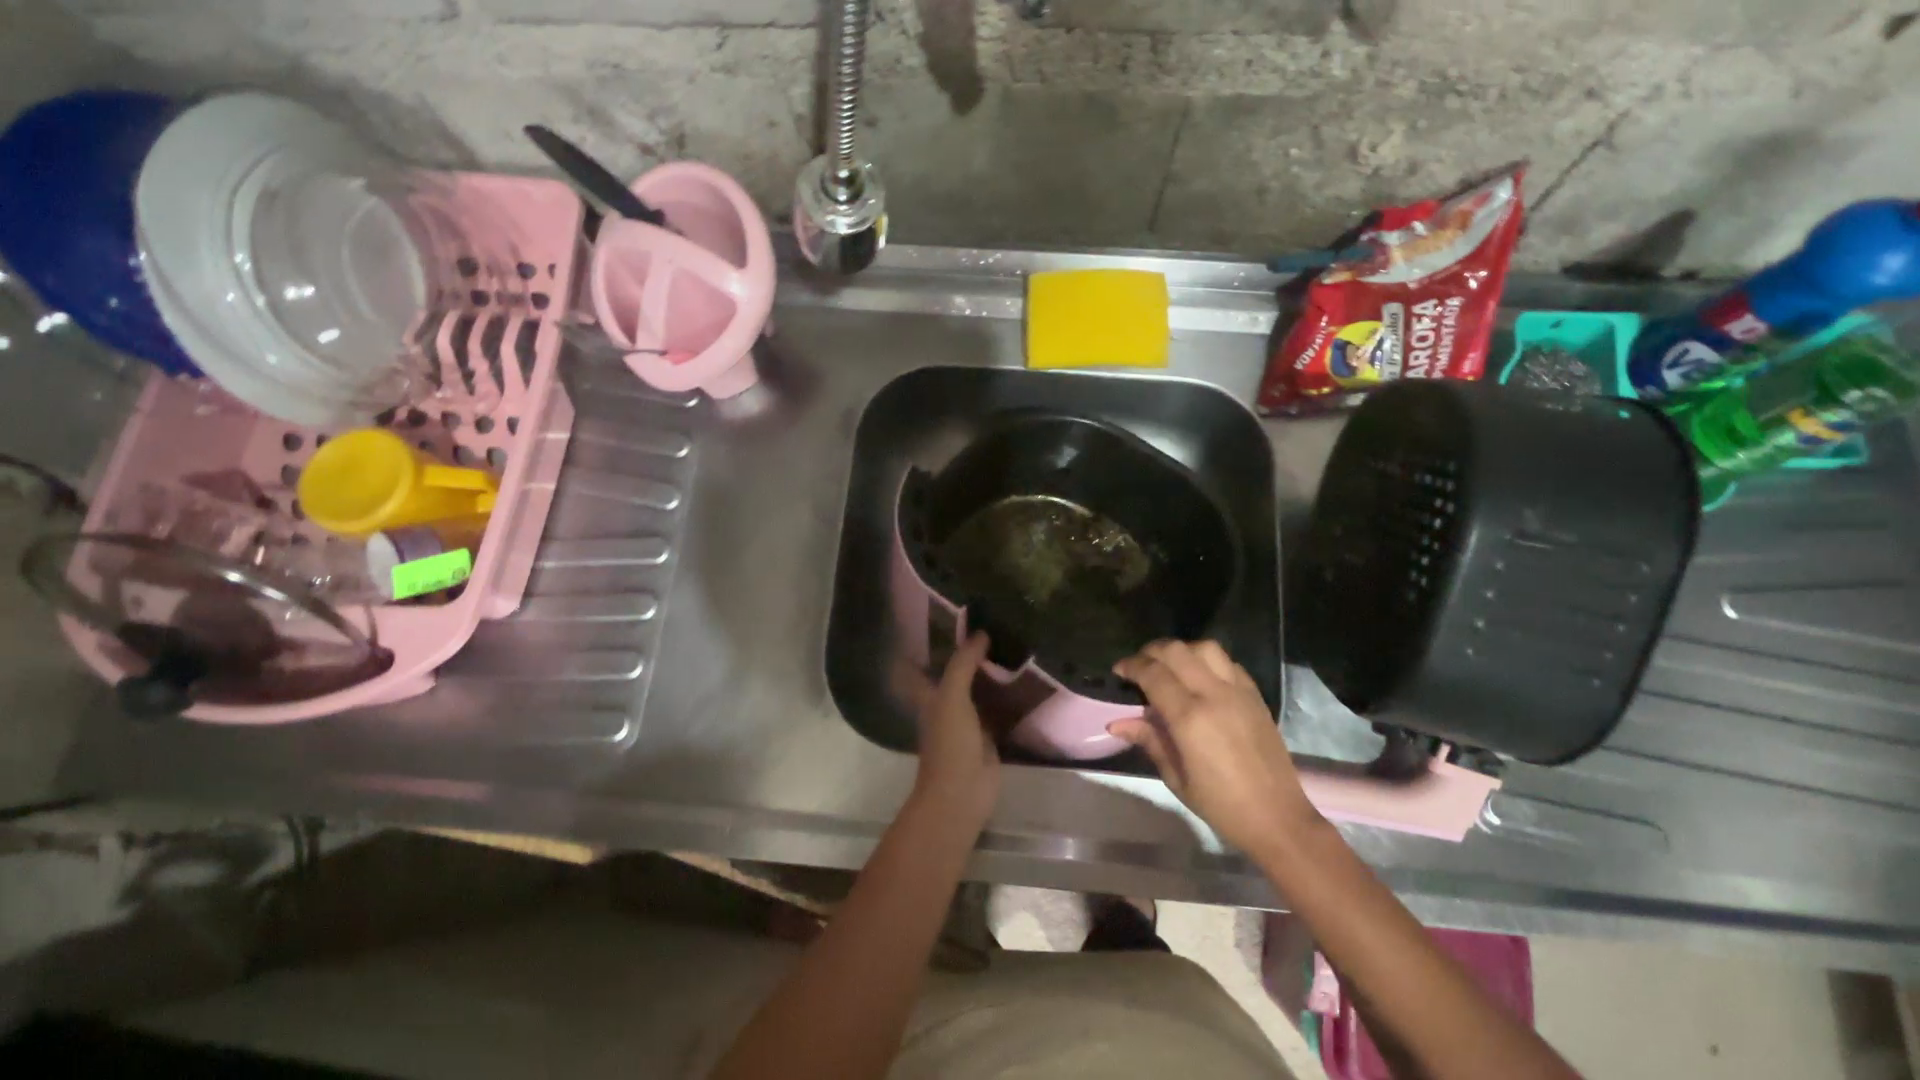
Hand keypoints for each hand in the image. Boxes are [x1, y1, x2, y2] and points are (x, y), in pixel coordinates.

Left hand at [903, 632, 999, 826]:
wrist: (963, 792)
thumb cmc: (949, 743)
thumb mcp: (951, 697)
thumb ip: (963, 664)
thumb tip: (981, 632)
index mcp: (931, 695)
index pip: (928, 664)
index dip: (936, 643)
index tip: (956, 619)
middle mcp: (949, 705)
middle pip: (959, 674)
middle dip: (972, 655)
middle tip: (997, 625)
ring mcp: (971, 722)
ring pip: (982, 690)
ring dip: (994, 674)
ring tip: (1016, 644)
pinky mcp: (992, 737)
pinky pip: (1001, 710)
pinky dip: (1011, 697)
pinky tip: (1028, 680)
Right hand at [1109, 640, 1318, 856]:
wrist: (1276, 816)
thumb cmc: (1220, 804)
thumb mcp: (1176, 778)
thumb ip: (1149, 740)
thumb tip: (1117, 722)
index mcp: (1190, 718)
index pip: (1154, 674)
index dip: (1131, 666)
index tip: (1118, 671)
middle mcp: (1214, 695)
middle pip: (1177, 651)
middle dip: (1151, 652)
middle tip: (1139, 666)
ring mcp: (1239, 692)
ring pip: (1206, 648)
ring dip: (1182, 651)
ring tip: (1170, 667)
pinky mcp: (1256, 696)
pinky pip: (1229, 663)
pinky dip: (1208, 661)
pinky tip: (1200, 678)